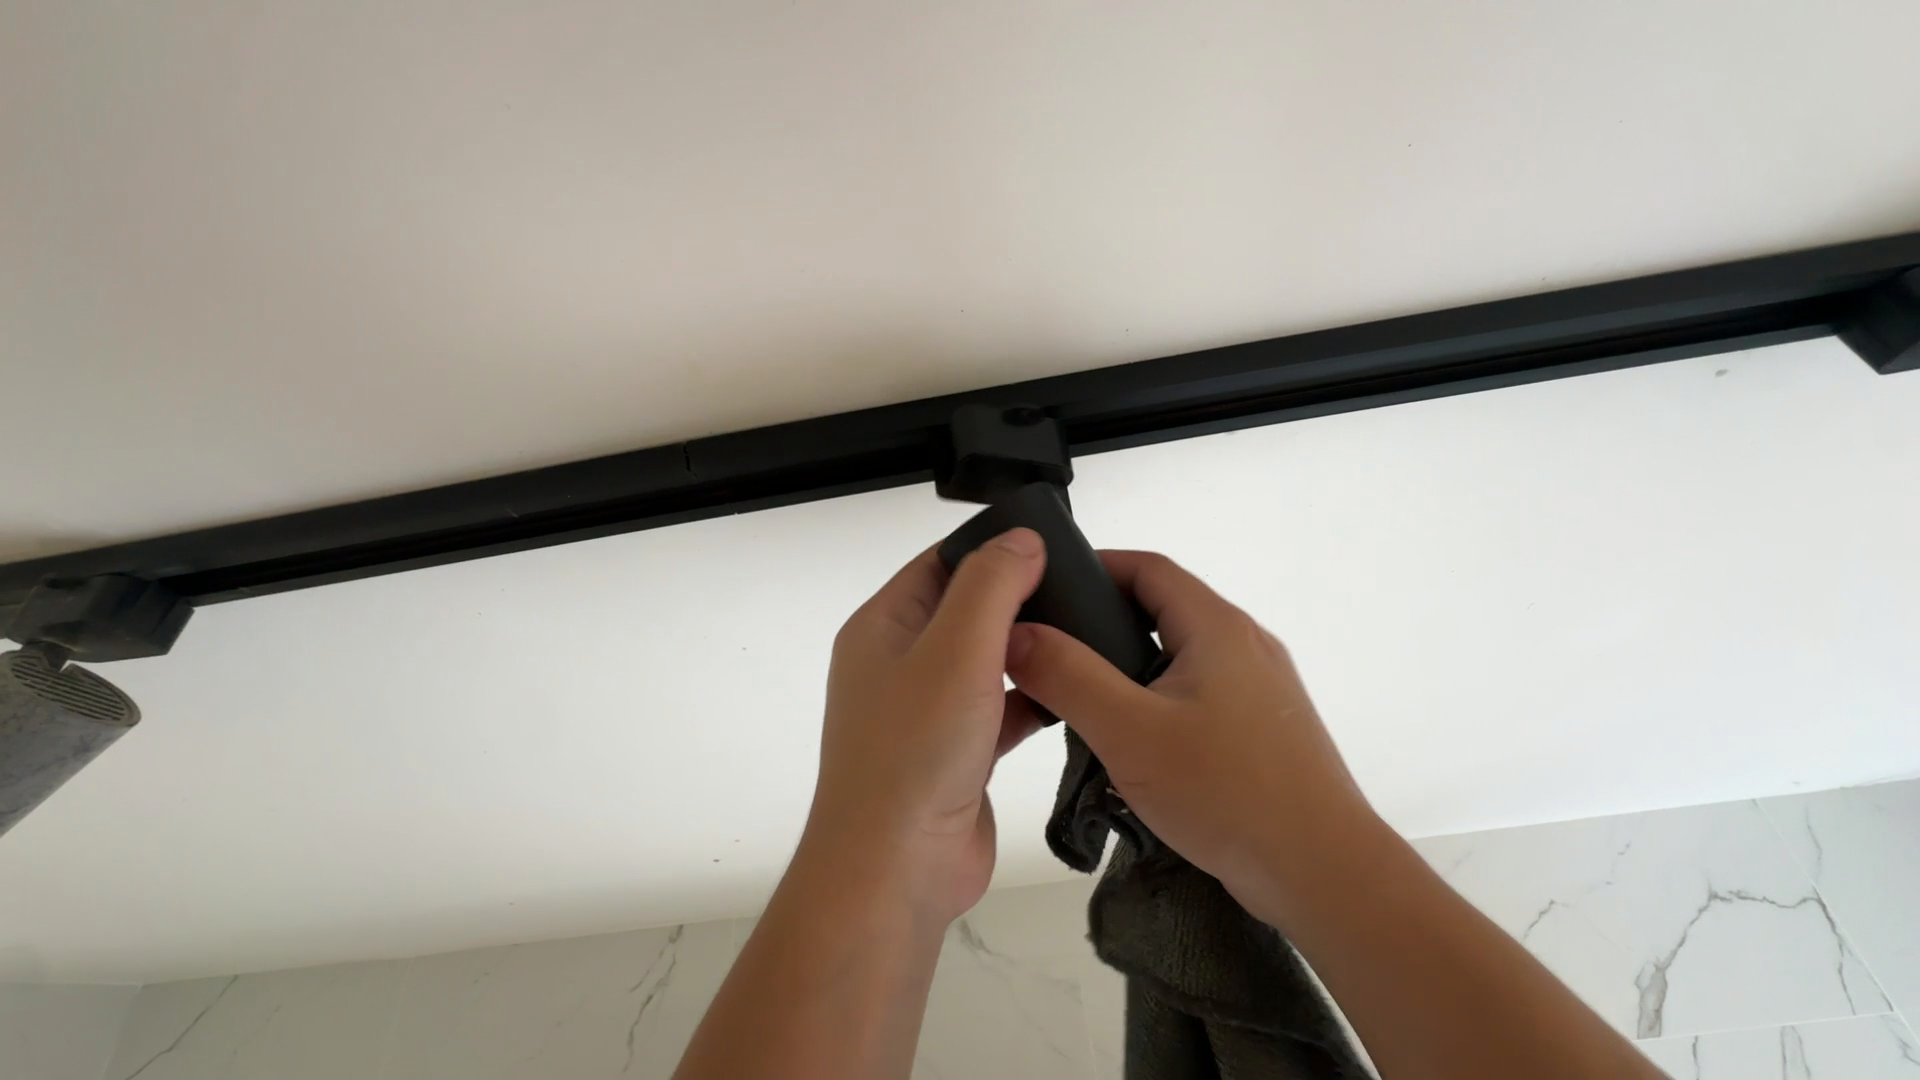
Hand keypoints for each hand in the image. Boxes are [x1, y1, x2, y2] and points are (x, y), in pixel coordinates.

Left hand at [802, 528, 1048, 925]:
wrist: (897, 869)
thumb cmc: (913, 752)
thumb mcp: (954, 649)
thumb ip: (991, 586)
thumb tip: (1022, 539)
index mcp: (882, 628)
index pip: (938, 565)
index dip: (988, 549)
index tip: (1046, 544)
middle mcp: (899, 664)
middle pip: (965, 612)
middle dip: (1017, 600)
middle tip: (1078, 588)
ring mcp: (927, 712)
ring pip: (986, 662)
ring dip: (1027, 651)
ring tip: (1084, 636)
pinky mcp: (957, 753)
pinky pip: (1000, 710)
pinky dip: (1032, 699)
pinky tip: (1071, 693)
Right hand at [1005, 550, 1375, 922]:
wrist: (1324, 874)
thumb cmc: (1227, 792)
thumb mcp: (1130, 731)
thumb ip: (1068, 676)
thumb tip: (1015, 632)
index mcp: (1217, 626)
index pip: (1147, 567)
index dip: (1094, 567)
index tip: (1045, 590)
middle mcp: (1245, 643)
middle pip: (1164, 608)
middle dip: (1104, 619)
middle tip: (1051, 649)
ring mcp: (1261, 687)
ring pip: (1180, 654)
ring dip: (1129, 664)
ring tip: (1080, 696)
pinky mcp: (1264, 728)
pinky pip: (1198, 691)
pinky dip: (1157, 697)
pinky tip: (1132, 738)